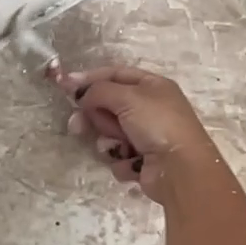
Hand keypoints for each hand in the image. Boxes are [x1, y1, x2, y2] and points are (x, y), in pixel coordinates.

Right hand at [55, 65, 220, 201]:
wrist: (181, 170)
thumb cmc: (157, 124)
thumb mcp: (127, 97)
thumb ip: (98, 90)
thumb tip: (78, 91)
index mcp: (152, 86)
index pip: (115, 74)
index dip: (89, 79)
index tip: (65, 86)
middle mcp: (150, 108)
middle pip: (108, 106)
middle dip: (94, 116)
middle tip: (77, 124)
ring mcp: (147, 136)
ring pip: (110, 134)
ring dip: (109, 141)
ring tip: (118, 147)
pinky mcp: (142, 160)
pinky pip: (119, 156)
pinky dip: (122, 160)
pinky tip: (133, 163)